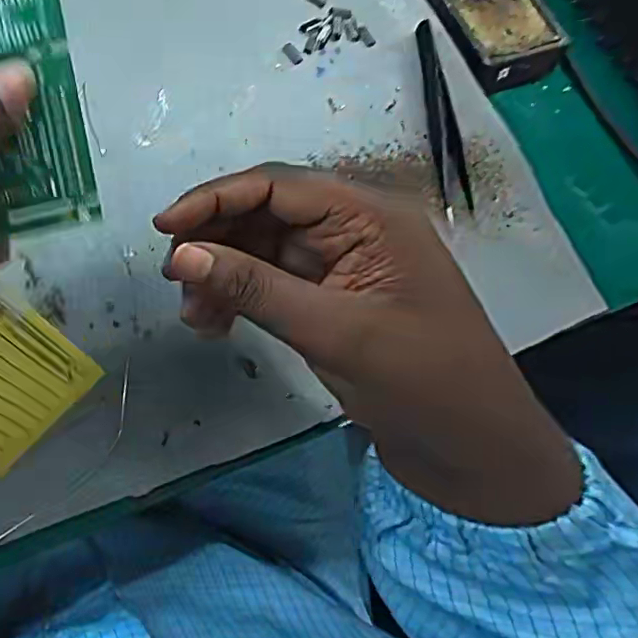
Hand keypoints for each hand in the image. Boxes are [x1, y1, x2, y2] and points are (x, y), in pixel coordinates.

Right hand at [154, 164, 579, 524]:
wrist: (474, 452)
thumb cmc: (421, 382)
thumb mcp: (332, 332)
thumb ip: (252, 288)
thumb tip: (180, 256)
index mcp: (368, 217)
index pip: (276, 185)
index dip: (213, 199)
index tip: (163, 227)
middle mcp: (349, 229)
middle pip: (260, 213)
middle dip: (212, 242)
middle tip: (174, 280)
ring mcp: (334, 265)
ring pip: (255, 250)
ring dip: (217, 276)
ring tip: (194, 318)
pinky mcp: (322, 299)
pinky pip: (263, 283)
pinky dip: (233, 298)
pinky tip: (213, 327)